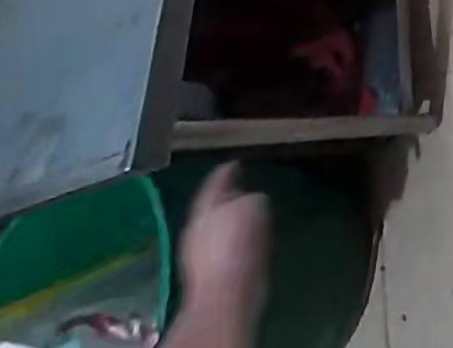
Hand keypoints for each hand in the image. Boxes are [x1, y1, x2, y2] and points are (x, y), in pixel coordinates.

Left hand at [178, 162, 270, 330]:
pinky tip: (248, 235)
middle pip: (214, 203)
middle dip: (228, 194)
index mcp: (205, 207)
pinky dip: (235, 234)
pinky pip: (224, 241)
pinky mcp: (210, 268)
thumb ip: (251, 195)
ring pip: (218, 223)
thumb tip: (248, 201)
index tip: (237, 160)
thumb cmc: (237, 242)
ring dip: (232, 215)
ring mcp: (201, 250)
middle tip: (245, 183)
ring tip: (250, 208)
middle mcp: (198, 226)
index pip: (216, 181)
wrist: (227, 293)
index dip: (227, 169)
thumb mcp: (254, 204)